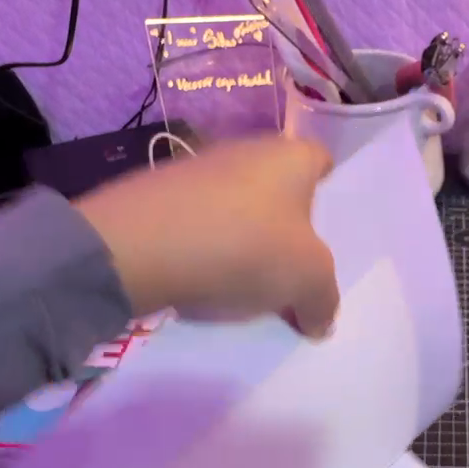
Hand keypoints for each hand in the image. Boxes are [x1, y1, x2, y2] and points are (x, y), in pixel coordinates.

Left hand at [76, 136, 339, 337]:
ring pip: (238, 206)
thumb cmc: (245, 247)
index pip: (323, 163)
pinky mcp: (158, 194)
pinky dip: (206, 247)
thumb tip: (321, 318)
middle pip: (280, 189)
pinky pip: (199, 222)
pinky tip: (205, 280)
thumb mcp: (307, 281)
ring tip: (247, 285)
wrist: (137, 247)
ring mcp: (197, 168)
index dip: (331, 196)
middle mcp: (246, 149)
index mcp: (290, 155)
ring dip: (245, 240)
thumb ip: (325, 299)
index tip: (328, 234)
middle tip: (293, 270)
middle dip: (287, 226)